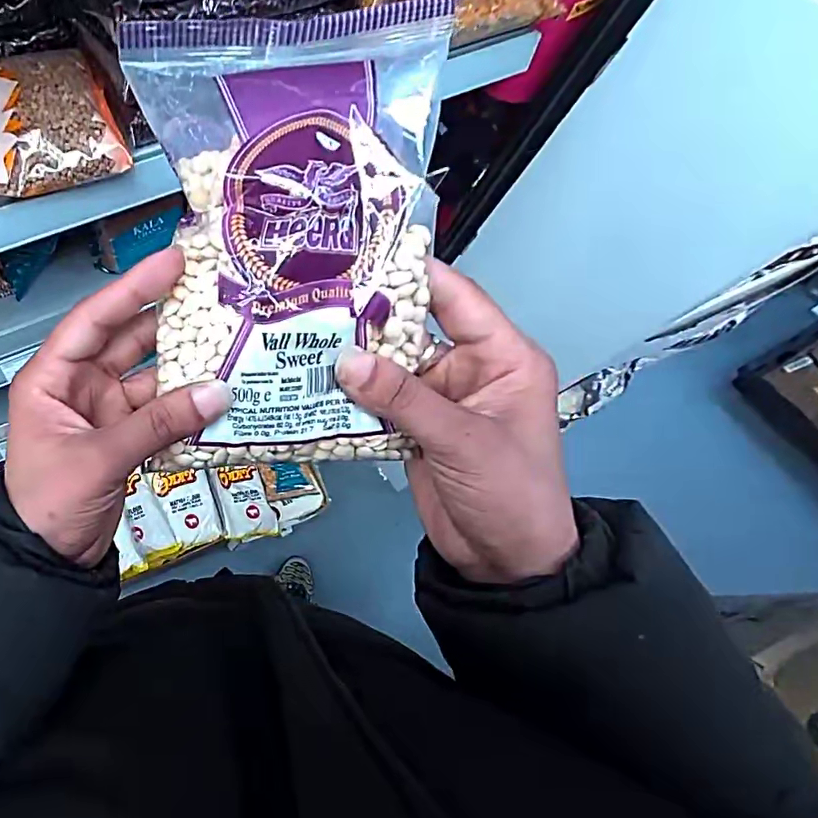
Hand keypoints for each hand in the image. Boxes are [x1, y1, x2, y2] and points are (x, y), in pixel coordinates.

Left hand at [5, 248, 231, 565]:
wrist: (45, 558)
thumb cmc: (46, 505)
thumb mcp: (99, 458)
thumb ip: (158, 425)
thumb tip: (215, 392)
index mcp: (51, 378)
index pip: (94, 320)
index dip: (132, 288)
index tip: (170, 262)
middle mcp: (78, 387)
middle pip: (126, 340)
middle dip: (167, 319)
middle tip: (211, 293)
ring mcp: (104, 411)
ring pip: (150, 377)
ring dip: (184, 366)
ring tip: (227, 343)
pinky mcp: (124, 437)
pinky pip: (160, 411)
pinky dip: (185, 406)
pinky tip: (216, 395)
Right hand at [335, 261, 576, 583]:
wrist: (505, 561)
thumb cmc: (513, 495)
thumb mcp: (463, 440)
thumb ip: (404, 399)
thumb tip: (346, 362)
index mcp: (501, 358)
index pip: (457, 299)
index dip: (416, 274)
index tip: (368, 257)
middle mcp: (466, 372)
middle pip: (411, 332)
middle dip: (368, 322)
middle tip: (317, 304)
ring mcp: (436, 402)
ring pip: (387, 370)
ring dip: (352, 364)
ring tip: (305, 345)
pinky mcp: (412, 430)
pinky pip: (376, 404)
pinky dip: (350, 401)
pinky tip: (316, 391)